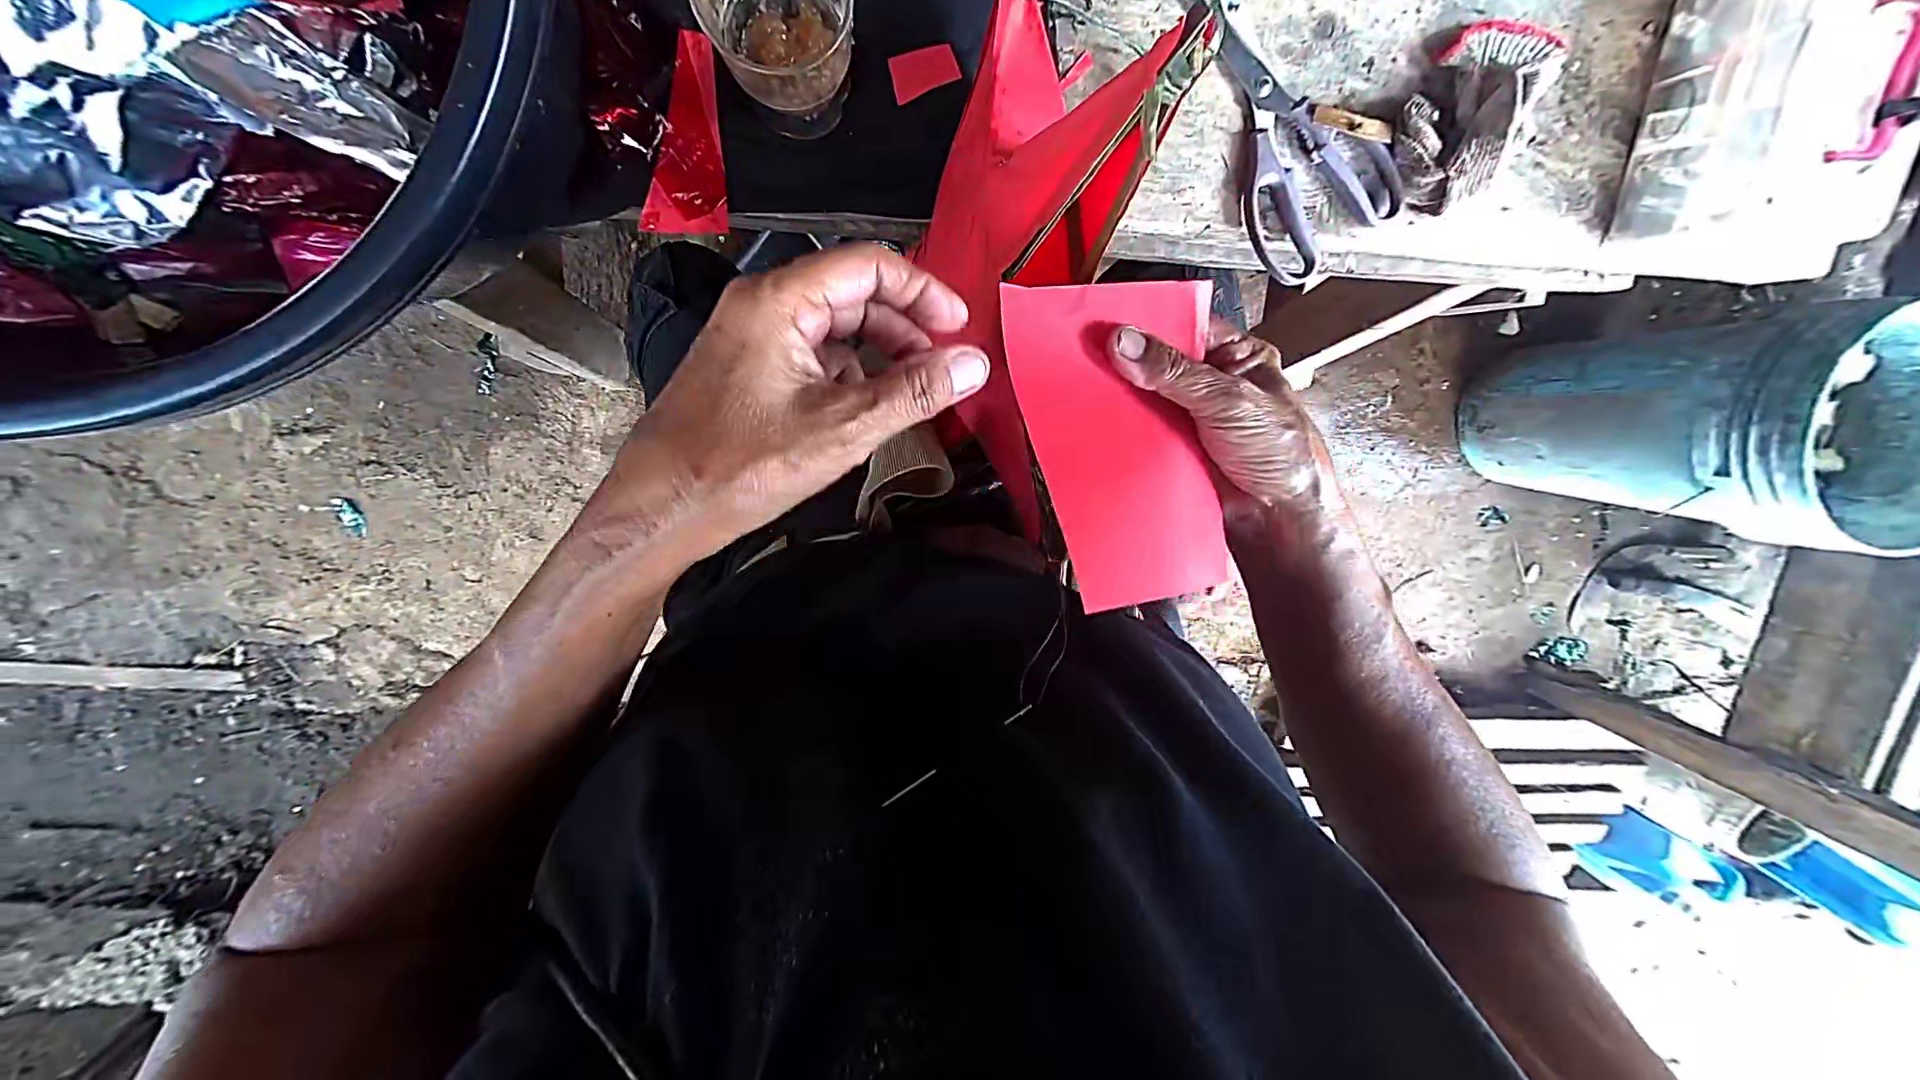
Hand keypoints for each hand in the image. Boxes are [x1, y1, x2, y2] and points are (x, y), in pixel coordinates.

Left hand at [609, 244, 989, 553]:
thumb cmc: (735, 468)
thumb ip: (912, 392)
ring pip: (836, 329)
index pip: (869, 266)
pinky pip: (815, 357)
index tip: (958, 326)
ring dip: (882, 353)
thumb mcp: (841, 429)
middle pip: (854, 294)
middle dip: (907, 326)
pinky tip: (868, 408)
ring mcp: (754, 340)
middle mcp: (763, 308)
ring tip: (915, 390)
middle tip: (945, 363)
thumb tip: (971, 365)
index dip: (923, 291)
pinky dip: (851, 375)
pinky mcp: (752, 372)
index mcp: (778, 301)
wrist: (663, 508)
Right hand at [1105, 320, 1342, 527]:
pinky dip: (1122, 429)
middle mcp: (1210, 383)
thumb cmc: (1282, 456)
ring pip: (1145, 398)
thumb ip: (1174, 371)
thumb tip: (1128, 342)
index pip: (1184, 325)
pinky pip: (1139, 432)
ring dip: (1122, 398)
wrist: (1275, 517)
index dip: (1148, 323)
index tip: (1112, 323)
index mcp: (1236, 357)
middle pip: (1158, 362)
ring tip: (1091, 388)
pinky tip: (1102, 422)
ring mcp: (1188, 416)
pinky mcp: (1172, 447)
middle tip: (1092, 356)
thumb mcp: (1228, 399)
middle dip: (1127, 362)